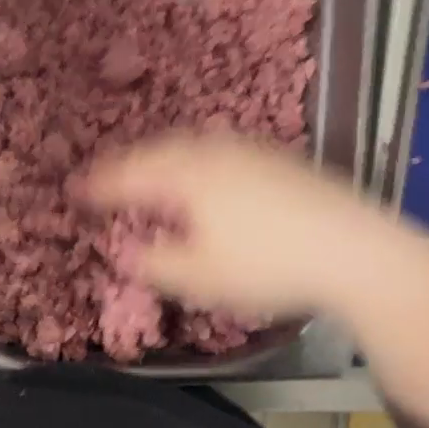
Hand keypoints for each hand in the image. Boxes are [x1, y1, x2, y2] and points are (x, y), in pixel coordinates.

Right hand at [85, 134, 414, 317]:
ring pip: (196, 148)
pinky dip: (201, 166)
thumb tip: (125, 252)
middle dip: (131, 166)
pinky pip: (224, 155)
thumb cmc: (268, 266)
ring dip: (167, 162)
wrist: (356, 250)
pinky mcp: (284, 163)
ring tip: (155, 179)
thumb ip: (155, 264)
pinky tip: (210, 184)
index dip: (98, 186)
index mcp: (188, 175)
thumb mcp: (200, 279)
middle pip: (161, 152)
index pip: (129, 175)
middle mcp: (217, 151)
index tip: (73, 192)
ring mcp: (255, 151)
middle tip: (109, 182)